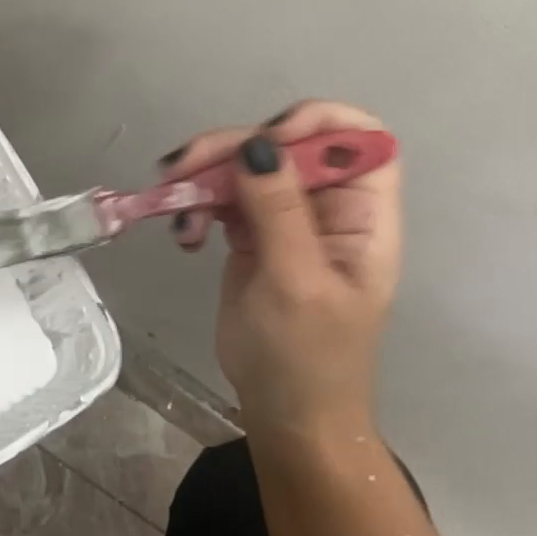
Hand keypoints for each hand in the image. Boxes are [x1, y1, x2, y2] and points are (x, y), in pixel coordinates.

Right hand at [158, 100, 401, 434]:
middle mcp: (326, 206)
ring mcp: (285, 217)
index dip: (315, 123)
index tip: (266, 142)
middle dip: (231, 149)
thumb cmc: (308, 358)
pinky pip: (219, 194)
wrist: (284, 412)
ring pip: (243, 163)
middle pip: (282, 143)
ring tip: (174, 208)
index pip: (357, 138)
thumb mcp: (297, 284)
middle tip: (182, 171)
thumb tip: (258, 144)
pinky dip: (194, 204)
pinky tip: (183, 235)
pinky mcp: (249, 232)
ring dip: (202, 176)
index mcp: (362, 214)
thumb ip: (280, 212)